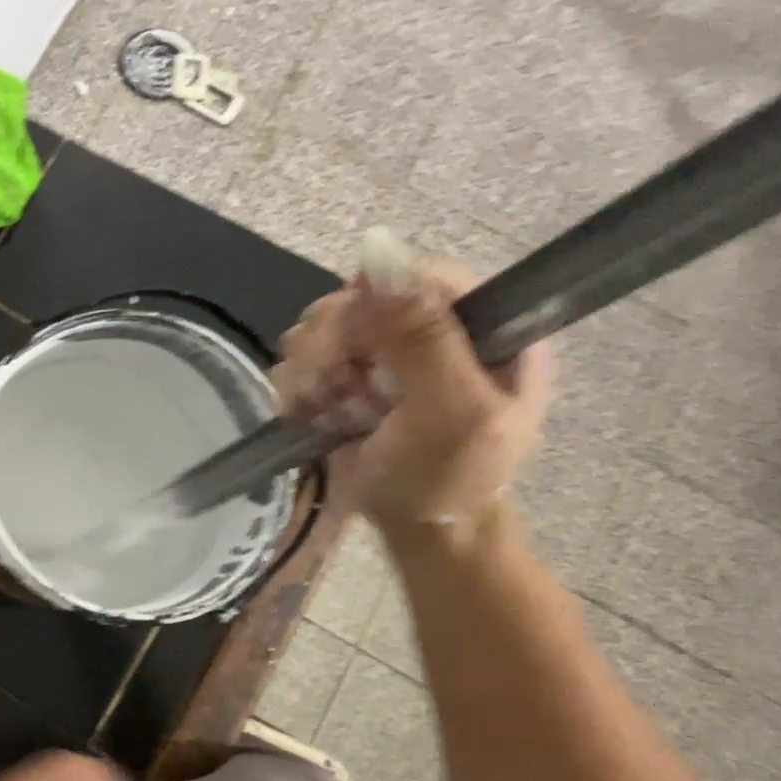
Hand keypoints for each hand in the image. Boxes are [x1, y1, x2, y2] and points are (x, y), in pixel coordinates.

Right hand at [272, 228, 553, 534]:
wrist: (420, 534)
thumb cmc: (448, 479)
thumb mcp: (450, 411)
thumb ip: (421, 333)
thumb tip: (377, 246)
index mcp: (483, 326)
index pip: (415, 275)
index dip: (374, 300)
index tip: (356, 345)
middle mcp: (432, 330)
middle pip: (358, 298)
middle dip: (334, 345)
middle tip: (340, 389)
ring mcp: (386, 355)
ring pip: (321, 327)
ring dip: (311, 371)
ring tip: (328, 410)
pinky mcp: (347, 378)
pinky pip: (301, 358)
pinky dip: (297, 388)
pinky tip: (312, 415)